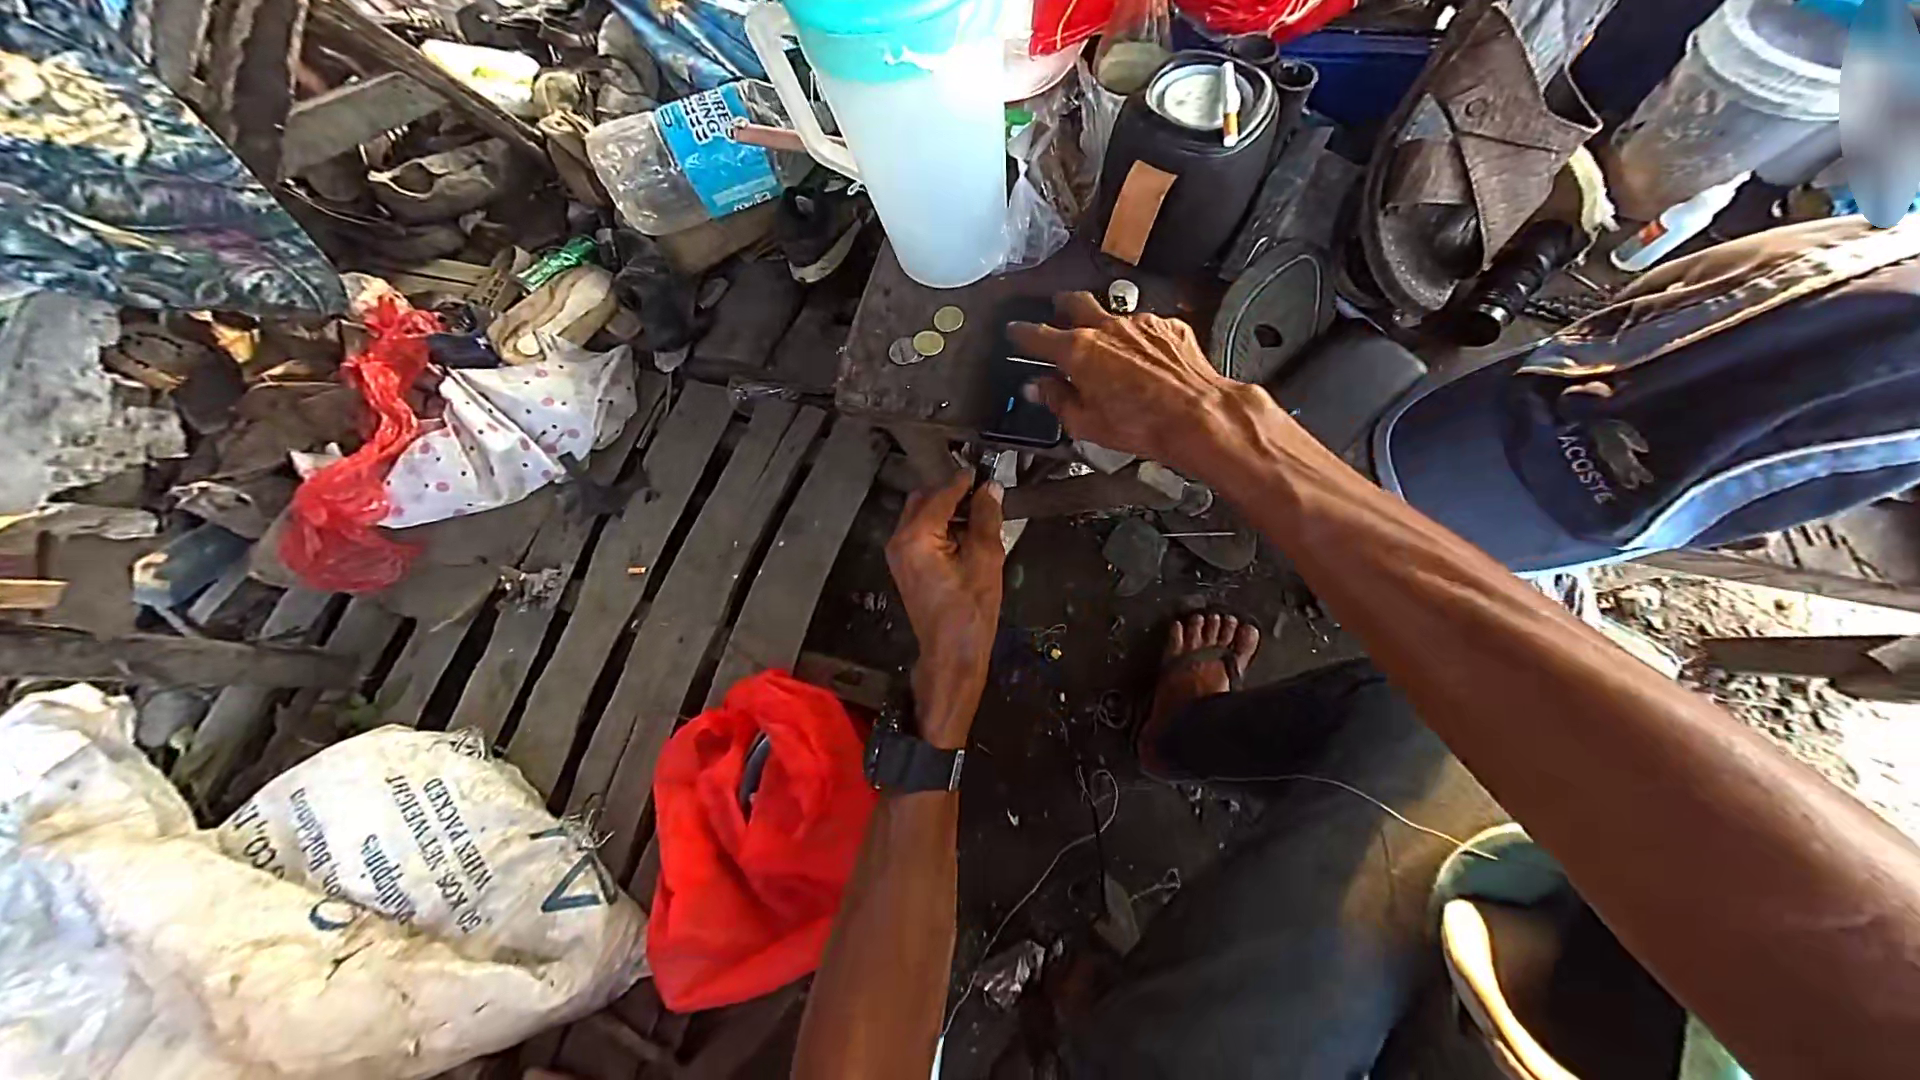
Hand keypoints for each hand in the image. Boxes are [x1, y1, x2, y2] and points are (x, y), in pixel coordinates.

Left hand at [885, 469, 1004, 748]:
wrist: (952, 654)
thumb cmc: (970, 610)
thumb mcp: (985, 559)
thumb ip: (986, 518)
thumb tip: (991, 489)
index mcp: (915, 537)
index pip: (940, 495)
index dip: (963, 481)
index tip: (983, 469)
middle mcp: (899, 541)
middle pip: (924, 501)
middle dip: (951, 493)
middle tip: (982, 491)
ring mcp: (899, 556)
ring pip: (921, 517)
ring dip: (946, 510)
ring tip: (979, 511)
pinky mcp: (907, 568)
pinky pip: (921, 535)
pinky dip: (941, 528)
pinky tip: (967, 533)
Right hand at [1008, 292, 1282, 479]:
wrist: (1197, 416)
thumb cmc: (1143, 424)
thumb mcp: (1085, 423)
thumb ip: (1056, 399)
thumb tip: (1039, 388)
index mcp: (1078, 351)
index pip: (1037, 334)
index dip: (1022, 333)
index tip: (1015, 332)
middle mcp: (1107, 328)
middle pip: (1075, 302)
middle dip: (1061, 305)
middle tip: (1056, 311)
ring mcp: (1139, 324)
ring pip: (1112, 312)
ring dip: (1103, 322)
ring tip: (1104, 340)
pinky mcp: (1168, 327)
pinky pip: (1144, 325)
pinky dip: (1137, 338)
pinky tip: (1142, 358)